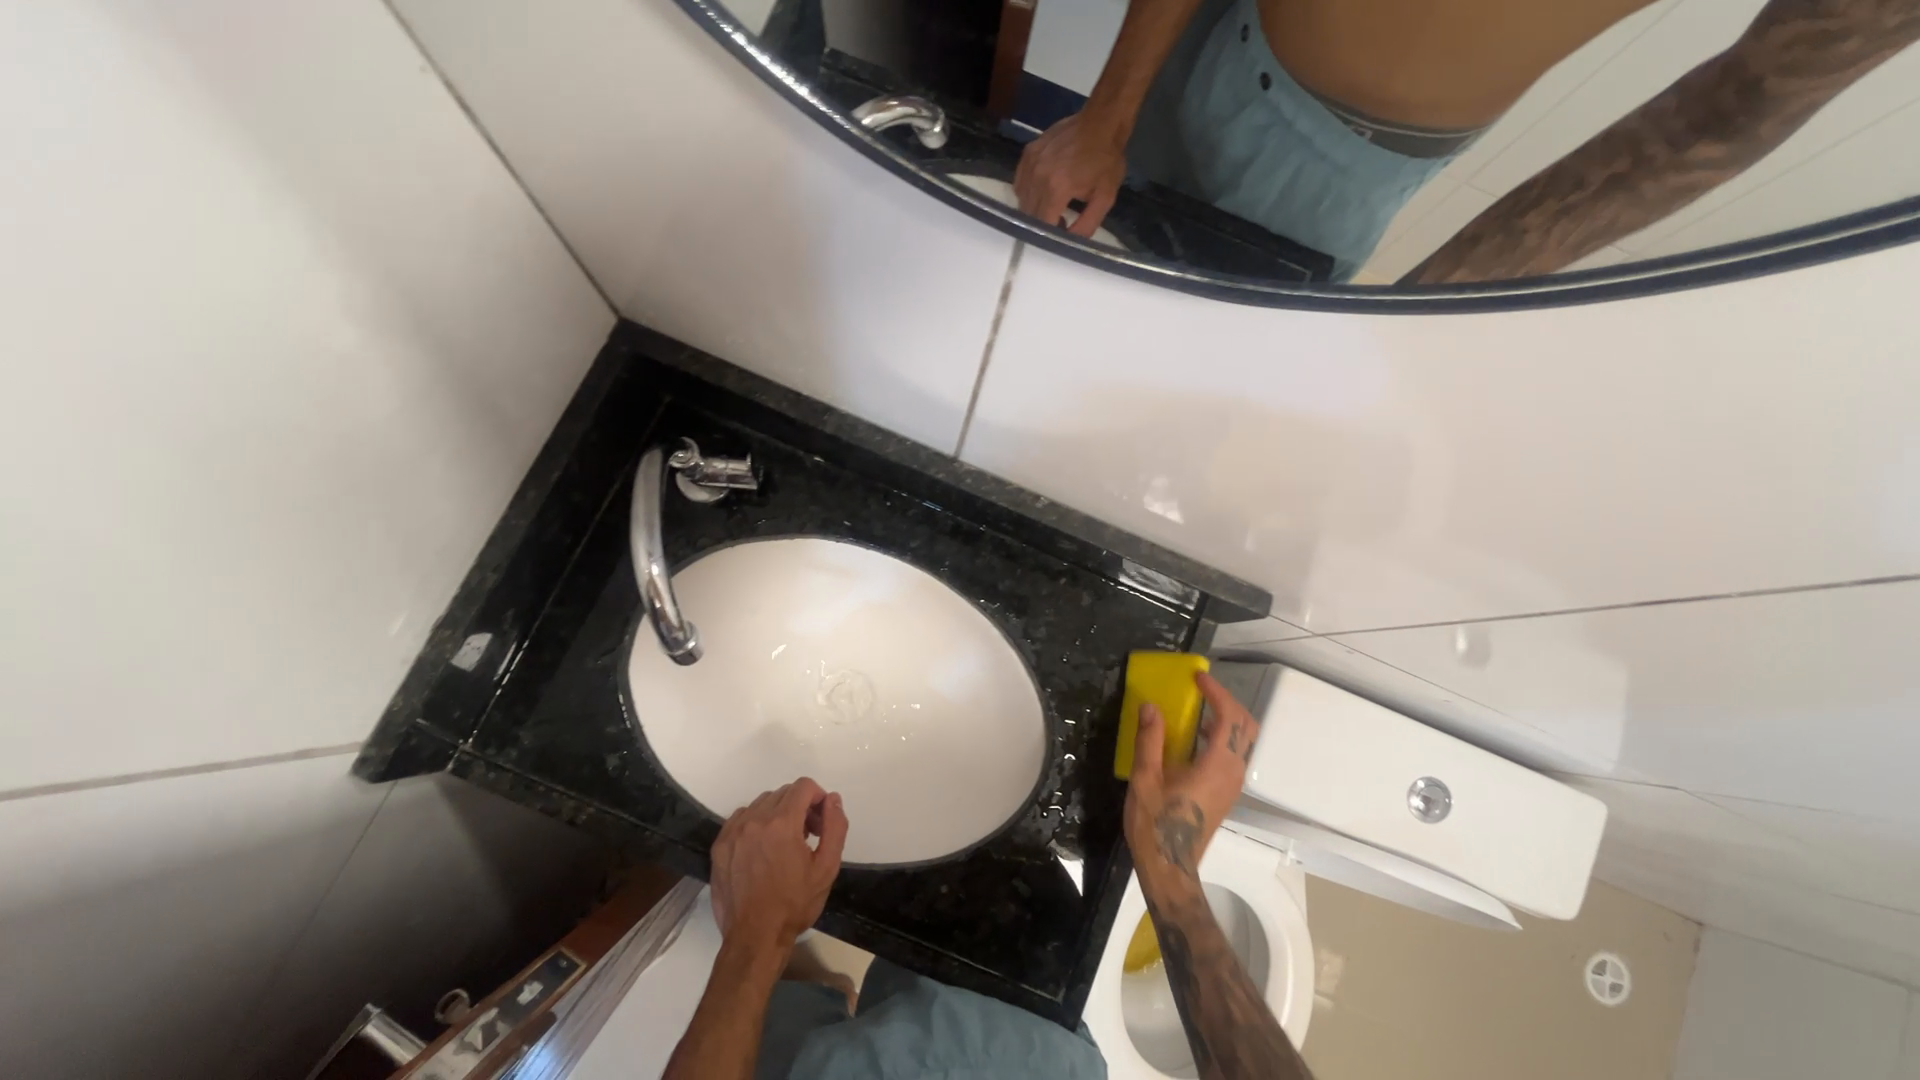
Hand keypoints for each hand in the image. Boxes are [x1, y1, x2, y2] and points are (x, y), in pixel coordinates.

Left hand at [710, 778, 847, 950]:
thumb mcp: (827, 867)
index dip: (818, 798)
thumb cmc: (795, 904)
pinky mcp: (719, 846)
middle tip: (808, 836)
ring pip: (761, 804)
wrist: (755, 937)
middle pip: (783, 793)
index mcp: (782, 823)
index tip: (821, 821)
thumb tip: (832, 799)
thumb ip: (835, 827)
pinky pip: (740, 818)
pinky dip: (755, 823)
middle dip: (800, 807)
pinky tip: (762, 848)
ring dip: (777, 814)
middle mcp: (754, 820)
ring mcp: (733, 832)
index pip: (803, 786)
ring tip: (784, 844)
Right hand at [1014, 110, 1128, 237]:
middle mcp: (1037, 177)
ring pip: (1021, 200)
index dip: (1049, 234)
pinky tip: (1043, 191)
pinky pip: (1019, 183)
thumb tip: (1071, 244)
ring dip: (1034, 209)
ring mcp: (1029, 163)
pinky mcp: (1027, 154)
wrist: (1102, 122)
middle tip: (1060, 221)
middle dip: (1042, 222)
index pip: (1042, 224)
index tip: (1062, 232)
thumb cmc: (1107, 161)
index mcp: (1056, 189)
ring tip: (1052, 205)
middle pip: (1029, 214)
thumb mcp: (1105, 197)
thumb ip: (1086, 225)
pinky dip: (1027, 192)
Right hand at [1124, 673, 1261, 888]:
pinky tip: (1193, 740)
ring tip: (1196, 710)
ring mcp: (1232, 786)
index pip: (1230, 718)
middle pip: (1246, 728)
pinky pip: (1233, 756)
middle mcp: (1233, 773)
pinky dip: (1220, 738)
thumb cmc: (1155, 824)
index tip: (1198, 679)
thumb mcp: (1145, 779)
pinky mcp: (1225, 794)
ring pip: (1242, 743)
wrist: (1169, 867)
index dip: (1217, 693)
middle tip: (1202, 691)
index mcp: (1216, 766)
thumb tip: (1151, 706)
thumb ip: (1150, 740)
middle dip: (1227, 703)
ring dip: (1225, 720)